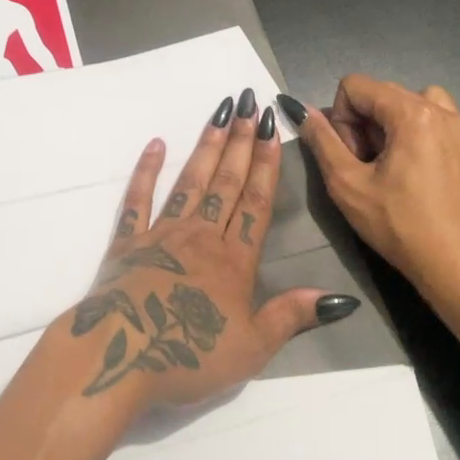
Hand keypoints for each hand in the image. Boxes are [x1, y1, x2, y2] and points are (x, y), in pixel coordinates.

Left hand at [58, 89, 357, 409]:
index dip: (266, 165)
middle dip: (240, 143)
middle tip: (249, 104)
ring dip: (206, 147)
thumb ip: (292, 316)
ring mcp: (161, 235)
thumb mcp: (253, 348)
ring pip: (190, 182)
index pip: (255, 204)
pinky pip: (138, 199)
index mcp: (234, 260)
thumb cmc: (189, 355)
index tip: (272, 128)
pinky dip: (147, 170)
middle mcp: (200, 236)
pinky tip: (157, 144)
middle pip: (225, 183)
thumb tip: (339, 297)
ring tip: (219, 113)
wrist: (120, 354)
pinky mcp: (127, 241)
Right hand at [284, 76, 459, 292]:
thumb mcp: (347, 185)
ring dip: (410, 122)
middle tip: (370, 167)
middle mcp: (444, 112)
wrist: (459, 270)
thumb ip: (322, 140)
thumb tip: (304, 111)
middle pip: (389, 94)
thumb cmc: (400, 228)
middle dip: (370, 123)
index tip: (352, 157)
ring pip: (431, 102)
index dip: (343, 119)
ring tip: (405, 160)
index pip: (357, 87)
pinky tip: (451, 153)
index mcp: (410, 114)